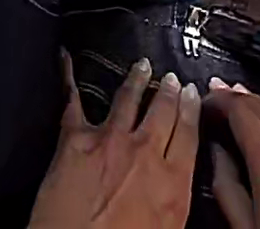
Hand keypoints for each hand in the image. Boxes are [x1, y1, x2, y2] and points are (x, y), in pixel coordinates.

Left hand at [29, 54, 201, 228]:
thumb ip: (174, 198)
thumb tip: (178, 183)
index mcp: (171, 183)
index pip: (188, 133)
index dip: (191, 109)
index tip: (192, 93)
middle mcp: (144, 154)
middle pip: (162, 110)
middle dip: (169, 90)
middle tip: (172, 79)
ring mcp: (110, 141)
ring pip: (128, 98)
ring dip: (137, 79)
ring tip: (142, 67)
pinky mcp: (75, 141)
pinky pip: (73, 103)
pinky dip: (69, 79)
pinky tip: (67, 60)